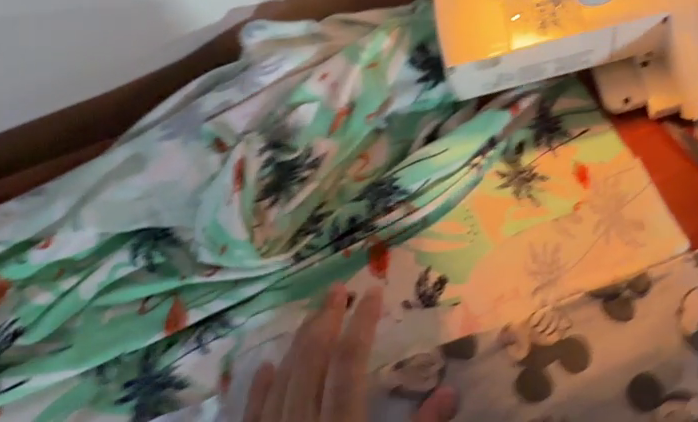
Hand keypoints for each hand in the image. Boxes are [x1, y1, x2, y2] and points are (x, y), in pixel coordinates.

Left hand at [246, 286, 457, 421]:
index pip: (348, 366)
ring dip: (295, 345)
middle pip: (310, 365)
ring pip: (279, 385)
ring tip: (311, 316)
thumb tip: (448, 395)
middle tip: (339, 290)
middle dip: (325, 323)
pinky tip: (265, 367)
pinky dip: (256, 390)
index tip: (373, 292)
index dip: (360, 326)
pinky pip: (249, 420)